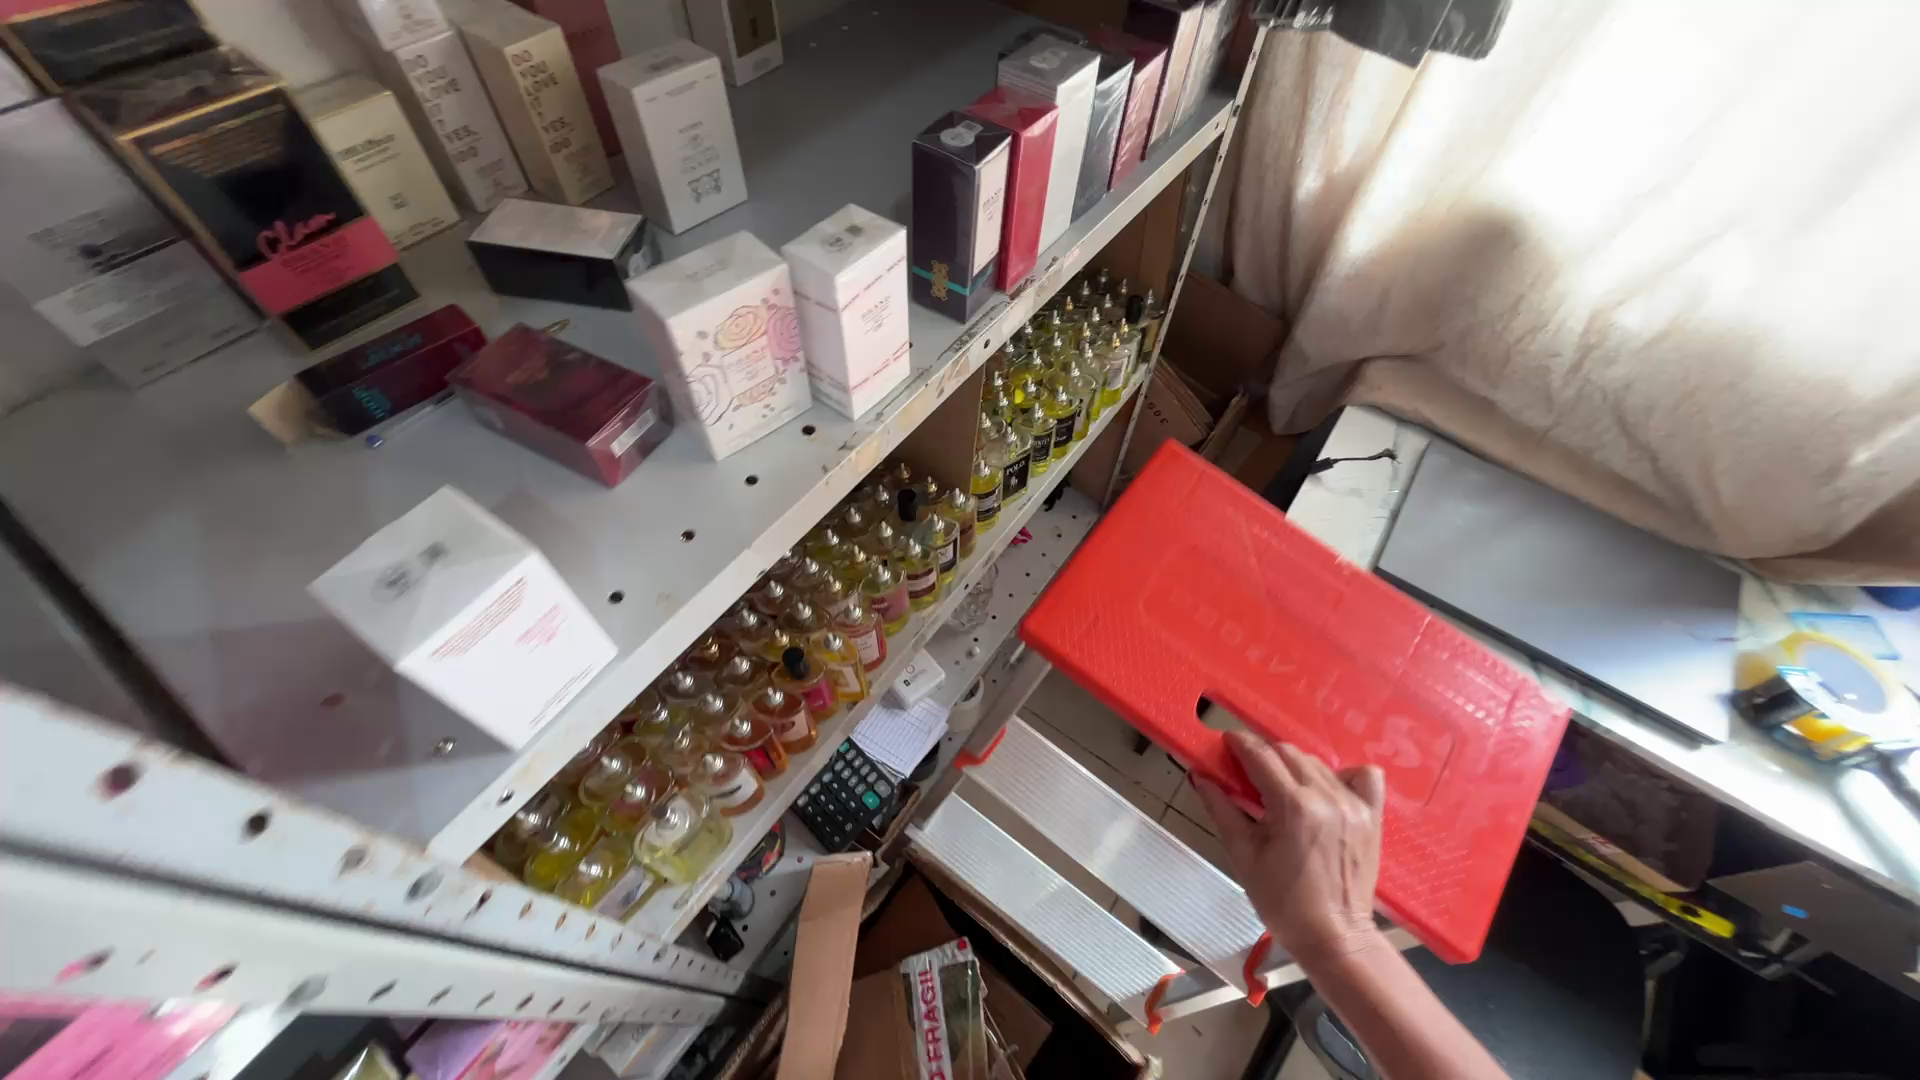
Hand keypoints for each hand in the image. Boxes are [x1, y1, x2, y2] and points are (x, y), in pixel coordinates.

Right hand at [1193, 731, 1388, 962]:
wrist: (1335, 939)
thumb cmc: (1282, 902)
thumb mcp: (1242, 855)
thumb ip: (1221, 808)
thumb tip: (1199, 775)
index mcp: (1293, 807)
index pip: (1260, 755)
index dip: (1238, 743)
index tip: (1224, 744)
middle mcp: (1326, 797)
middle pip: (1288, 752)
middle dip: (1262, 754)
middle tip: (1246, 773)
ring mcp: (1354, 804)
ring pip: (1316, 762)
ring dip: (1292, 765)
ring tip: (1279, 788)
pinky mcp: (1372, 815)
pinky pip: (1364, 775)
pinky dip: (1342, 773)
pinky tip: (1325, 789)